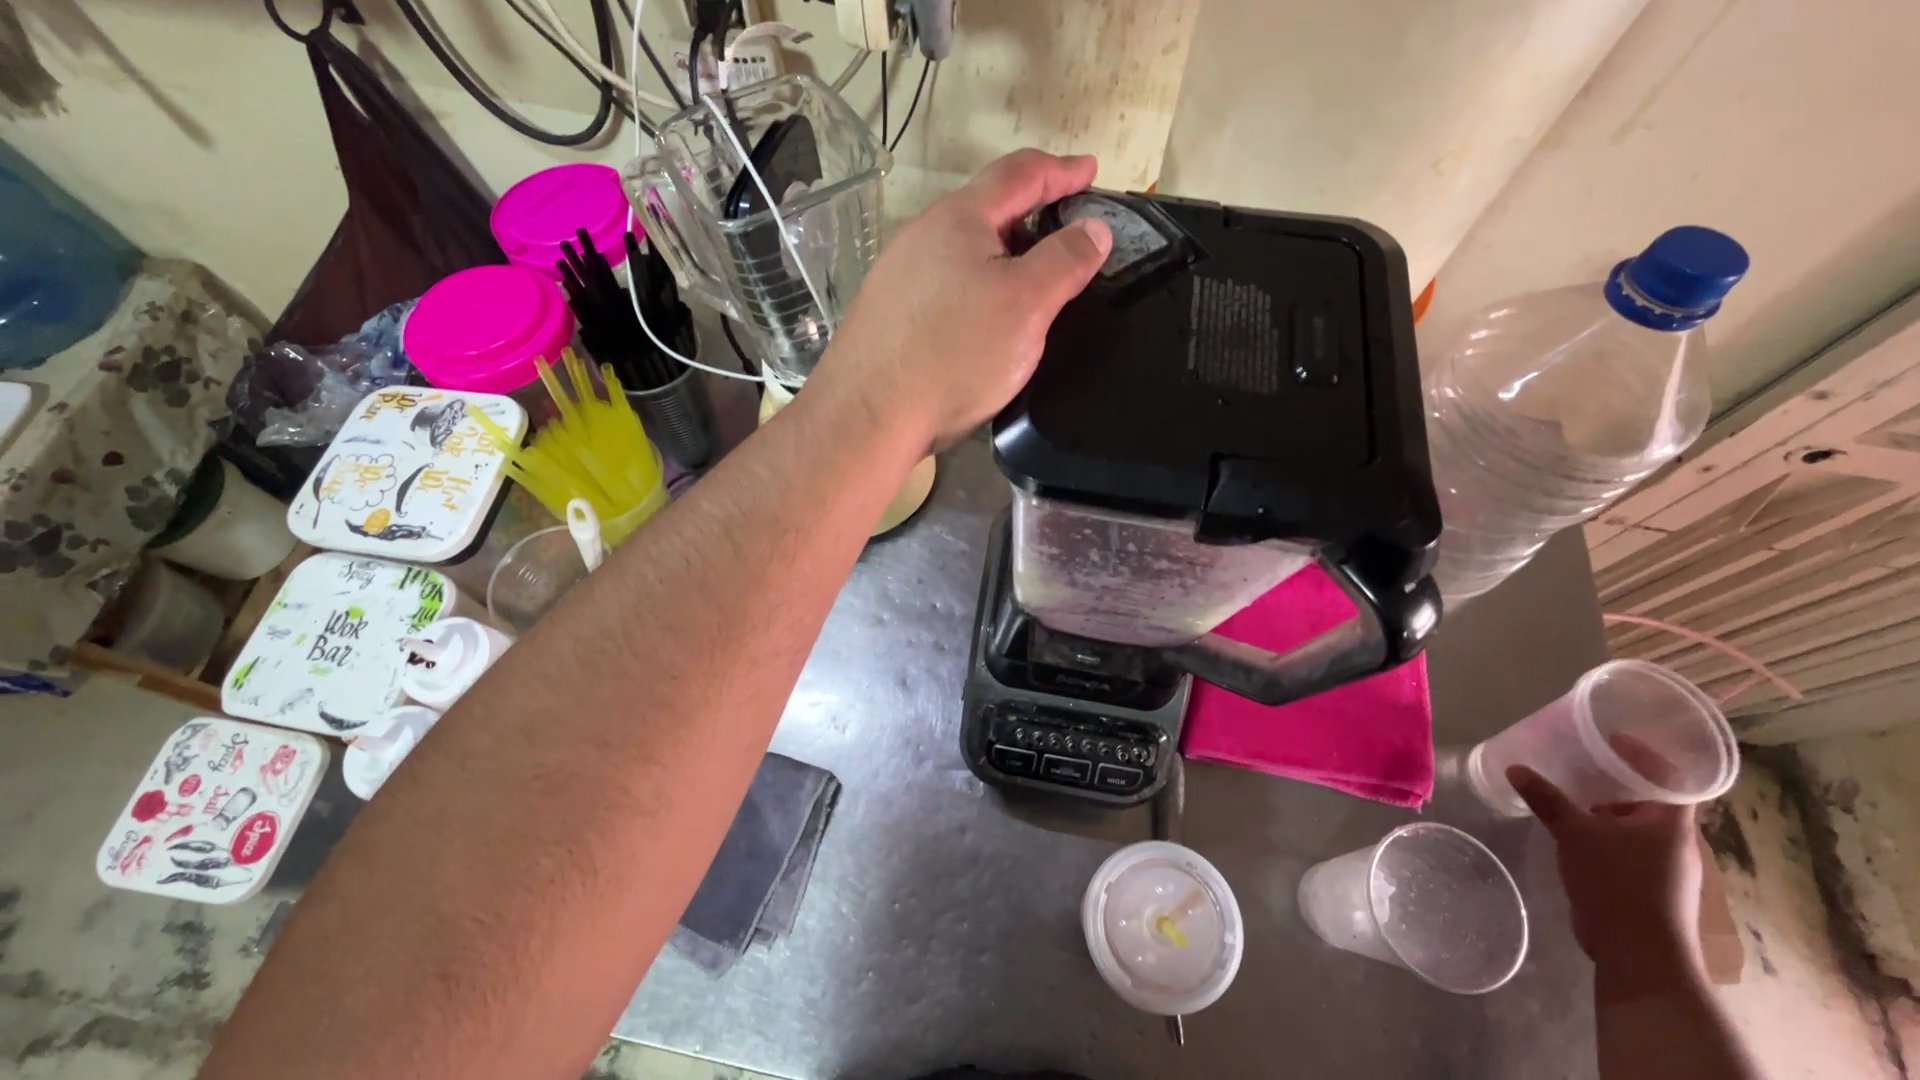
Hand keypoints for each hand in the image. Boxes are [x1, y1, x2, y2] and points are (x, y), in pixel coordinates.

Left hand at [809, 149, 1113, 452]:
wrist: (868, 415)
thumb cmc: (954, 353)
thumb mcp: (1026, 304)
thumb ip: (1064, 261)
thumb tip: (1095, 228)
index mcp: (958, 219)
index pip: (1019, 173)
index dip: (1062, 170)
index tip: (1091, 170)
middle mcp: (923, 236)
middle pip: (987, 209)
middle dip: (1032, 214)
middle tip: (1068, 235)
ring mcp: (900, 275)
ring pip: (965, 250)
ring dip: (1004, 254)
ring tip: (1035, 279)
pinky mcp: (890, 313)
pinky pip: (947, 283)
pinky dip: (979, 285)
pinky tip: (988, 317)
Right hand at [1509, 765, 1707, 996]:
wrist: (1639, 953)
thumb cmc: (1618, 884)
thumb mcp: (1576, 834)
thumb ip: (1547, 800)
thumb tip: (1516, 768)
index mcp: (1673, 821)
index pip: (1671, 775)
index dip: (1645, 753)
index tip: (1613, 737)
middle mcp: (1677, 839)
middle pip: (1652, 798)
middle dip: (1619, 779)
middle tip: (1583, 759)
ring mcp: (1665, 865)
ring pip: (1638, 823)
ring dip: (1610, 807)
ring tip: (1573, 791)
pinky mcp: (1649, 884)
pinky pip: (1628, 844)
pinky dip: (1605, 831)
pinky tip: (1577, 830)